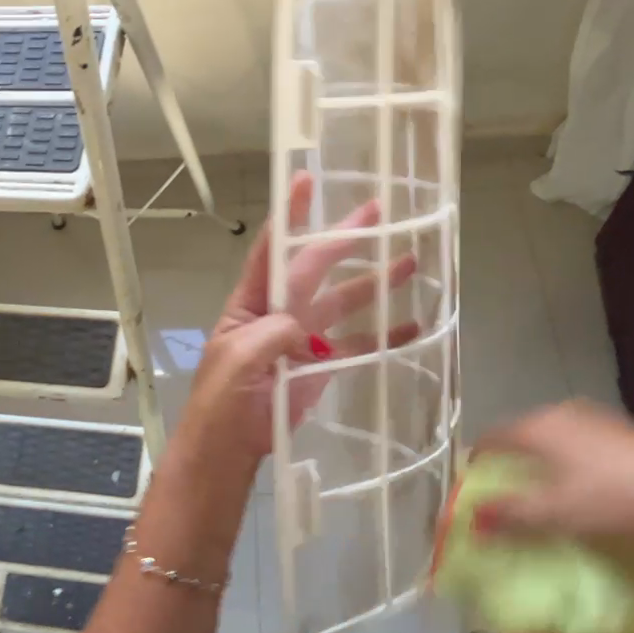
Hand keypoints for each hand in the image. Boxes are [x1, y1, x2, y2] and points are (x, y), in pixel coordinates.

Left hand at [175, 173, 419, 465]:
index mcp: (252, 301)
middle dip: (346, 238)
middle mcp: (280, 310)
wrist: (227, 451)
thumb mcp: (236, 362)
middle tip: (379, 212)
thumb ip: (269, 336)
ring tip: (410, 261)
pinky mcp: (322, 366)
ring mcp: (304, 337)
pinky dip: (384, 336)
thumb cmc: (220, 402)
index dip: (290, 216)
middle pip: (317, 267)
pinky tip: (413, 325)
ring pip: (344, 301)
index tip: (306, 181)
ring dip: (375, 282)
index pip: (273, 250)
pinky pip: (357, 345)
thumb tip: (299, 322)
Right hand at [473, 400, 633, 541]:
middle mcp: (558, 411)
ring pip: (550, 438)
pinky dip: (569, 461)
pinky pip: (577, 441)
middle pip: (519, 435)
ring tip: (547, 498)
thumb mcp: (559, 513)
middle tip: (509, 501)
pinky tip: (587, 487)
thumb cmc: (617, 498)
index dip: (477, 465)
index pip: (490, 439)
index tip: (475, 493)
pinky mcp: (620, 427)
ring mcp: (592, 416)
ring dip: (541, 463)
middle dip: (509, 465)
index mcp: (536, 426)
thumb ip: (512, 514)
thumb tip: (471, 518)